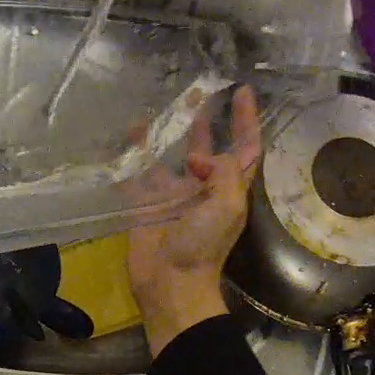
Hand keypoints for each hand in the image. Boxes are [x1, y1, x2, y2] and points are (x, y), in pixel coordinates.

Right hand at [126, 85, 263, 357]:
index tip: (242, 92)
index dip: (246, 120)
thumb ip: (222, 172)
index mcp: (228, 188)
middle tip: (198, 92)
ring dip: (167, 135)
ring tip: (160, 108)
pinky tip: (128, 135)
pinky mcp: (145, 206)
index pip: (244, 147)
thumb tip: (198, 157)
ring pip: (171, 158)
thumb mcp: (227, 206)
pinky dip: (134, 156)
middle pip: (206, 148)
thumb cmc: (203, 246)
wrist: (170, 283)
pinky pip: (139, 175)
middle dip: (204, 122)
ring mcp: (172, 197)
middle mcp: (201, 188)